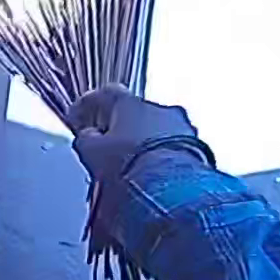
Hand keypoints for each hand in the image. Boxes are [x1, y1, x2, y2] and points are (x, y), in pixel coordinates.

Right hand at [67, 86, 209, 182]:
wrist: (166, 186)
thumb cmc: (129, 163)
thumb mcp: (91, 151)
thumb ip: (86, 138)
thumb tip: (87, 136)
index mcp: (131, 103)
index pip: (107, 94)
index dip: (90, 105)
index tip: (82, 116)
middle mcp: (160, 108)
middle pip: (134, 112)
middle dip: (120, 127)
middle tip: (106, 144)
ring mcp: (182, 126)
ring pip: (155, 129)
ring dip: (142, 142)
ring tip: (127, 164)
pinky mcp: (197, 147)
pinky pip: (172, 145)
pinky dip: (159, 154)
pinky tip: (147, 172)